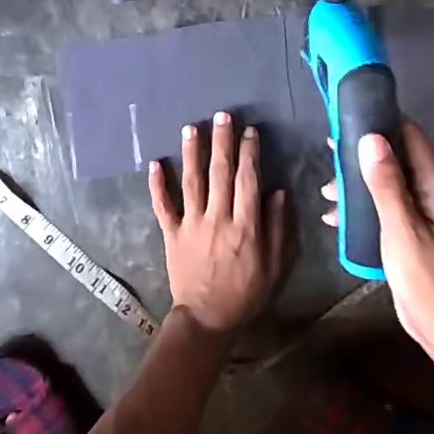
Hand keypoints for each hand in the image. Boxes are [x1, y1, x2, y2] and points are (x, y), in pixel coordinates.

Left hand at [150, 112, 288, 335]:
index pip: (248, 180)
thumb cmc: (246, 292)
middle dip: (222, 142)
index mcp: (245, 226)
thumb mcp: (274, 265)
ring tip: (191, 127)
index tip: (250, 131)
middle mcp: (217, 219)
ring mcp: (191, 224)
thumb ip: (276, 228)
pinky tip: (155, 163)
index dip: (250, 153)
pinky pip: (162, 206)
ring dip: (191, 153)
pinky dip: (157, 184)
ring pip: (191, 182)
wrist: (208, 318)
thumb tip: (278, 192)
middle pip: (220, 173)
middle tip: (222, 116)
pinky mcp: (171, 233)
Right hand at [321, 121, 433, 356]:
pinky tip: (336, 220)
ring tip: (326, 192)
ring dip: (358, 185)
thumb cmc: (429, 279)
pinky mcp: (414, 237)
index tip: (348, 119)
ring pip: (388, 186)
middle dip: (363, 155)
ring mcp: (424, 217)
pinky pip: (385, 210)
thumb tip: (371, 138)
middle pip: (397, 160)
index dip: (383, 123)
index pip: (412, 138)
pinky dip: (362, 210)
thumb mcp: (402, 229)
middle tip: (328, 155)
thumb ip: (386, 184)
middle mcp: (433, 195)